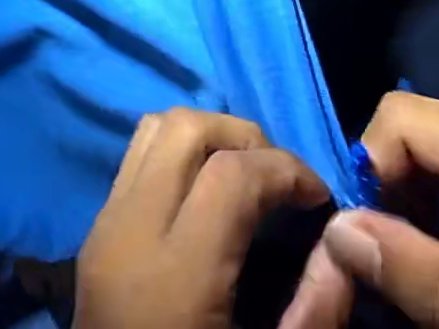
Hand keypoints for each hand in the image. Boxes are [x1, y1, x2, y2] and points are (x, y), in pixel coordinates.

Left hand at [76, 107, 345, 328]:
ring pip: (153, 128)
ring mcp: (105, 219)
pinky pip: (136, 154)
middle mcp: (132, 226)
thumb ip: (314, 311)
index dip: (285, 168)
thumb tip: (344, 242)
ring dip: (207, 135)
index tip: (320, 196)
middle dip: (243, 137)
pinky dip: (177, 150)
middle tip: (282, 178)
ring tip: (246, 174)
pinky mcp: (95, 223)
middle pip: (184, 129)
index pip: (230, 174)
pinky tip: (206, 189)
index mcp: (176, 271)